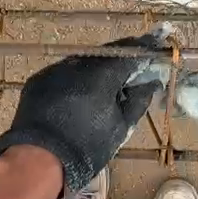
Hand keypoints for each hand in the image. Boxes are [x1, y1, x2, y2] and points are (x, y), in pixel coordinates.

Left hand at [0, 26, 174, 195]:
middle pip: (106, 54)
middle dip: (123, 56)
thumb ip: (138, 100)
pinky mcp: (38, 80)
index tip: (159, 38)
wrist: (38, 161)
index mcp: (100, 75)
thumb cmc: (86, 148)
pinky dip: (78, 78)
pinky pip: (64, 73)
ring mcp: (54, 70)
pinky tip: (82, 92)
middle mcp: (76, 65)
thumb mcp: (121, 128)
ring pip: (84, 62)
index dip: (146, 46)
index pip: (129, 52)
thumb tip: (151, 81)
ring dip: (99, 67)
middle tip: (137, 62)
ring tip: (110, 81)